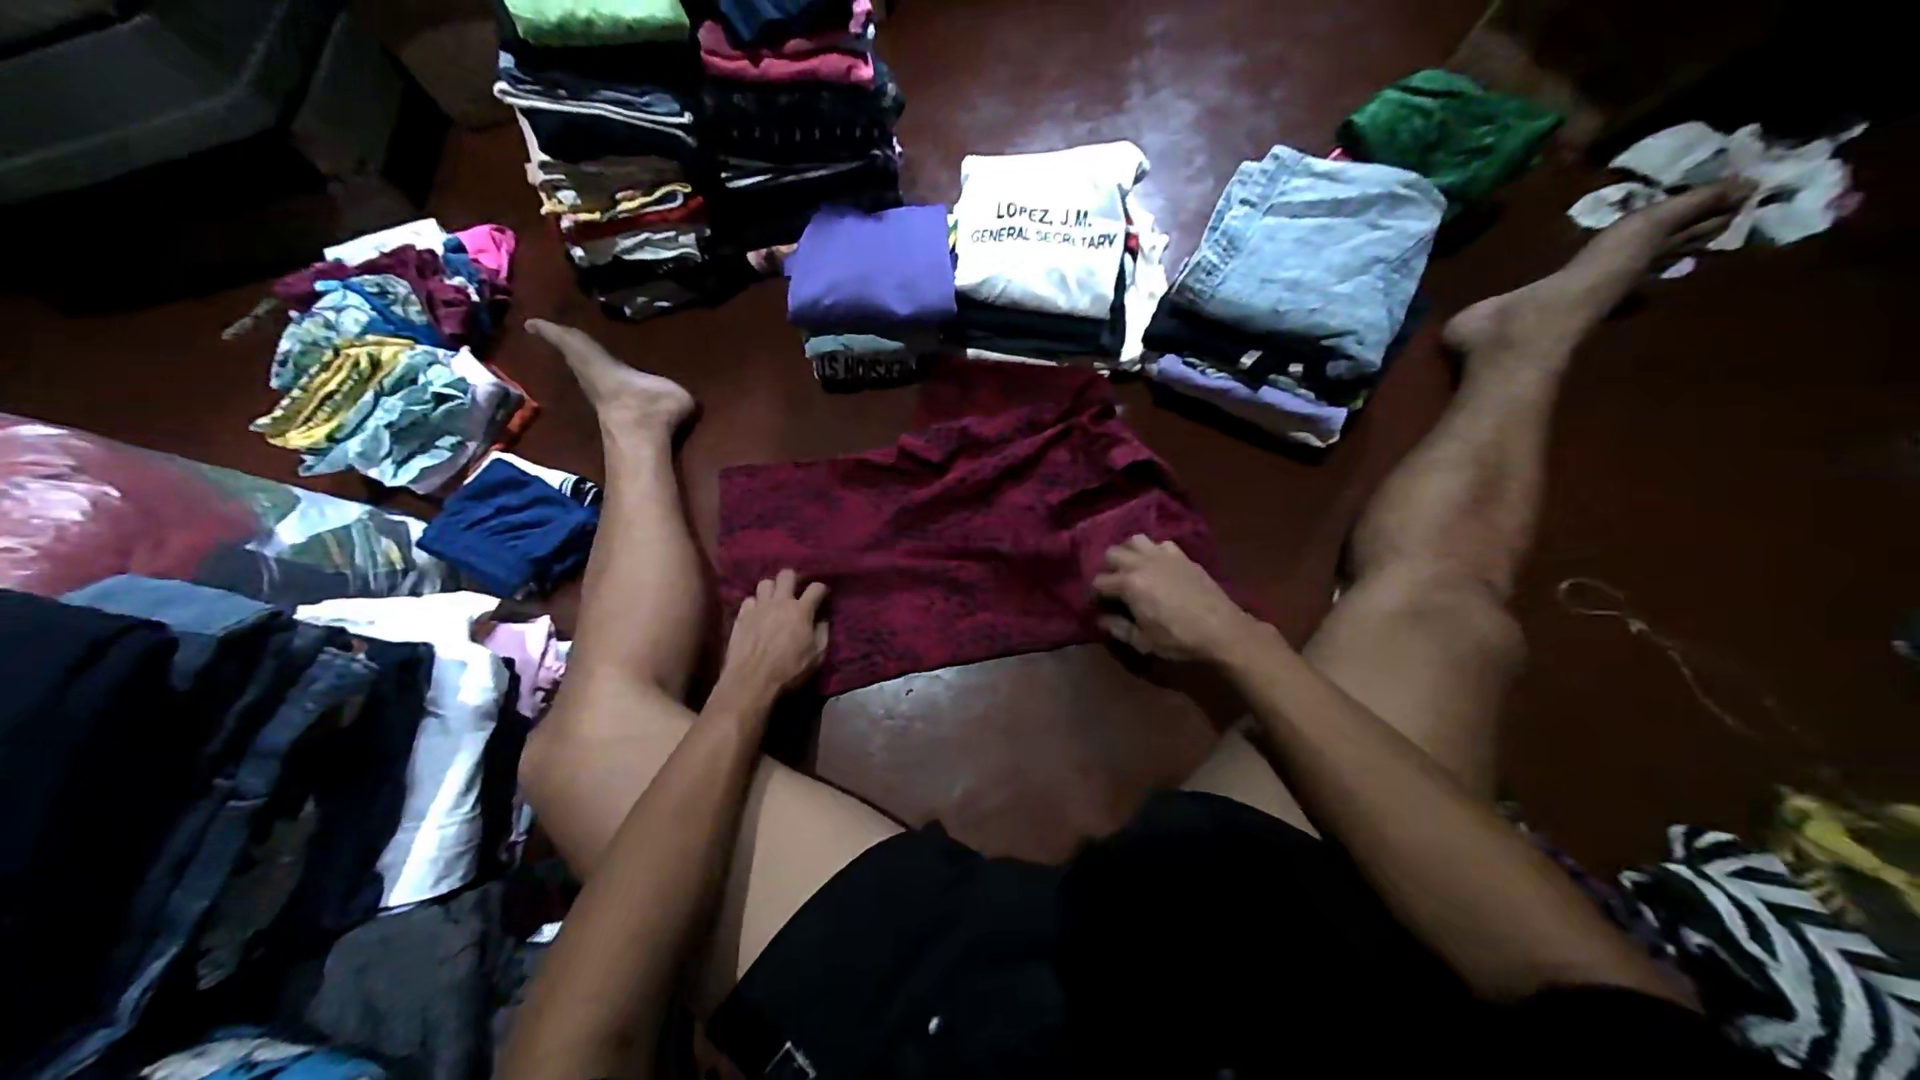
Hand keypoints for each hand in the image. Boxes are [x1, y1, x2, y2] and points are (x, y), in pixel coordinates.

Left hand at [718, 570, 829, 701]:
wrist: (752, 679)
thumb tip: (822, 620)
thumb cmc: (789, 670)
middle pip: (786, 575)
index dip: (821, 589)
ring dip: (772, 589)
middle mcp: (780, 602)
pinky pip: (749, 599)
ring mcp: (758, 607)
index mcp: (801, 610)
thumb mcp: (816, 656)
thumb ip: (822, 634)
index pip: (816, 588)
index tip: (822, 596)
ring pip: (765, 583)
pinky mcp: (741, 616)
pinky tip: (758, 614)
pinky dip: (755, 604)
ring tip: (774, 600)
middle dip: (793, 579)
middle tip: (795, 591)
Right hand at [1092, 535, 1261, 661]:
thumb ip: (1117, 628)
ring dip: (1128, 553)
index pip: (1098, 582)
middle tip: (1114, 587)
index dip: (1095, 596)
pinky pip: (1160, 543)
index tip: (1099, 607)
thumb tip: (1101, 618)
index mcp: (1128, 584)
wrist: (1222, 630)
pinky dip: (1153, 551)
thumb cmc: (1179, 639)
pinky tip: (1157, 566)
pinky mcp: (1182, 555)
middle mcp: (1141, 562)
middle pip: (1111, 554)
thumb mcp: (1142, 641)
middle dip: (1108, 569)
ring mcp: (1163, 555)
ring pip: (1134, 540)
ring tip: (1132, 570)